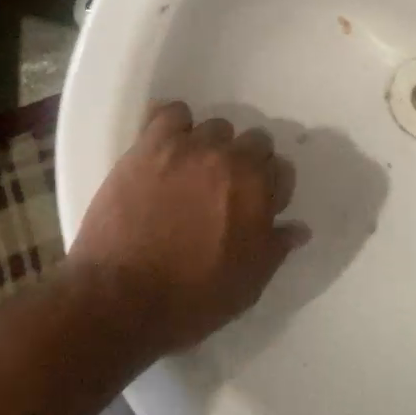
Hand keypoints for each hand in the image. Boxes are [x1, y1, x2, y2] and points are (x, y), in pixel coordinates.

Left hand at [69, 102, 307, 354]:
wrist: (118, 298)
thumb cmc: (189, 301)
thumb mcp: (245, 287)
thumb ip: (274, 249)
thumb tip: (298, 228)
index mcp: (258, 191)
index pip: (281, 169)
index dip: (270, 190)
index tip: (256, 207)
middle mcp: (229, 159)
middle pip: (253, 141)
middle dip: (246, 164)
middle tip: (225, 192)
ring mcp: (189, 147)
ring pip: (215, 128)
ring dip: (211, 148)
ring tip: (192, 174)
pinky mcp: (150, 144)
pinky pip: (171, 113)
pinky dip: (174, 125)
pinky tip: (167, 149)